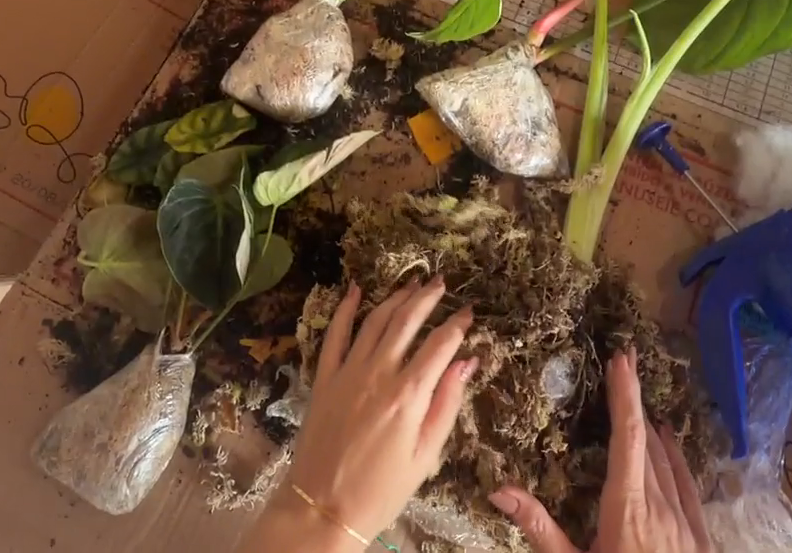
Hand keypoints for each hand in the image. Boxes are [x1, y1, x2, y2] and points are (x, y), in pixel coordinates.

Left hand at [287, 278, 478, 539]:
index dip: (457, 325)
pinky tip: (355, 288)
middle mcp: (378, 373)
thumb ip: (447, 404)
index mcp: (408, 395)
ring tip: (413, 283)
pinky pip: (335, 333)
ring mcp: (348, 371)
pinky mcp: (325, 376)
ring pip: (375, 320)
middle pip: (407, 321)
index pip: (440, 345)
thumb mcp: (425, 456)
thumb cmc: (382, 490)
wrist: (323, 508)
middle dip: (427, 297)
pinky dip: (345, 308)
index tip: (469, 312)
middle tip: (441, 283)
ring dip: (396, 297)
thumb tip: (467, 362)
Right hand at [488, 350, 711, 552]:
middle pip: (648, 441)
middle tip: (624, 359)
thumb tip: (498, 489)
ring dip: (652, 426)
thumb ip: (540, 529)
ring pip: (669, 461)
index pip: (627, 438)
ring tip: (640, 397)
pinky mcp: (702, 541)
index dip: (624, 394)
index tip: (620, 358)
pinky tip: (672, 445)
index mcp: (627, 509)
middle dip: (634, 399)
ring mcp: (688, 526)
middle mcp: (662, 508)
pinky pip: (689, 486)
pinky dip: (677, 457)